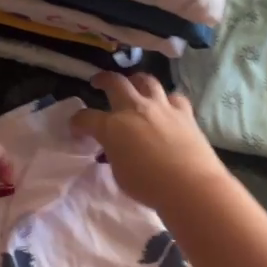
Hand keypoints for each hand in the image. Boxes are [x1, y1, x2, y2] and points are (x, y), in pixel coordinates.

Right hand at [70, 72, 227, 211]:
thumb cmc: (148, 186)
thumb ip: (113, 153)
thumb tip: (115, 147)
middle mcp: (134, 109)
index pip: (85, 117)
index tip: (76, 129)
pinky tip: (164, 106)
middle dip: (102, 80)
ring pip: (146, 80)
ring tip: (133, 84)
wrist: (190, 186)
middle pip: (115, 83)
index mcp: (112, 127)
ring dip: (135, 80)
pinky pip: (173, 96)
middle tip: (97, 82)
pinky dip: (166, 99)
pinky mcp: (184, 113)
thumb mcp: (118, 172)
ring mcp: (161, 107)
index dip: (77, 123)